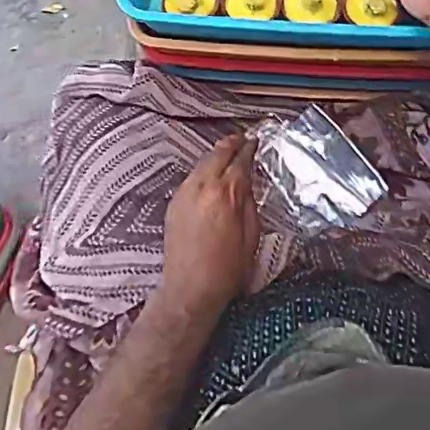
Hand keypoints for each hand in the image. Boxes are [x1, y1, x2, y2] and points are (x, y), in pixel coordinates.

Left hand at [159, 133, 259, 320]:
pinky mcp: (174, 201)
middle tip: (242, 139)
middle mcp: (203, 186)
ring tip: (227, 154)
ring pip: (203, 162)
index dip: (249, 149)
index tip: (255, 142)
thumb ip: (249, 204)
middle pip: (219, 153)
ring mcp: (185, 192)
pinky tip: (210, 176)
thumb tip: (247, 184)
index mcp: (227, 194)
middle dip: (232, 143)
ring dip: (216, 156)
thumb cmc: (227, 269)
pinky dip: (203, 171)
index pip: (241, 161)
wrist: (189, 290)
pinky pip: (192, 178)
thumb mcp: (251, 236)